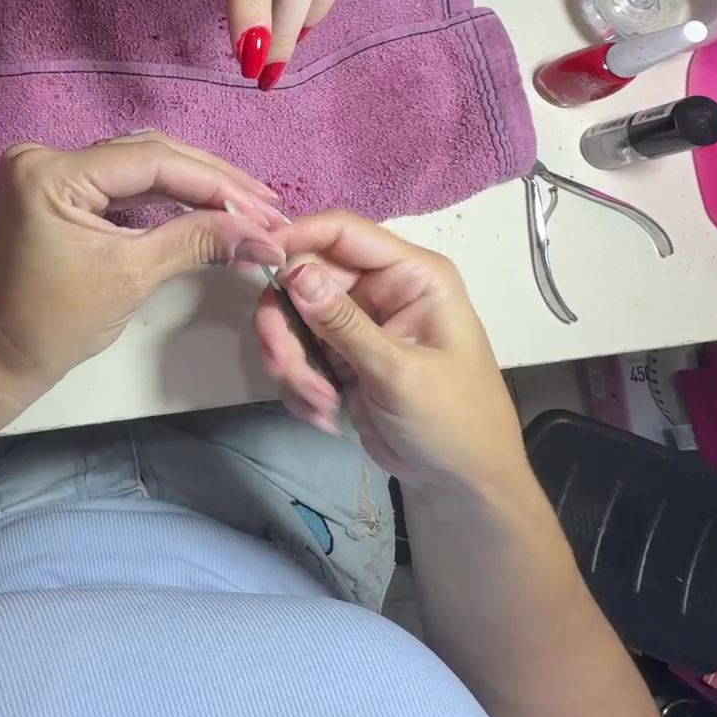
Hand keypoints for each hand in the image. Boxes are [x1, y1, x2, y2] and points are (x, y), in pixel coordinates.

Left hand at [0, 132, 286, 404]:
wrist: (6, 355)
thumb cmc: (58, 323)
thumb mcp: (131, 276)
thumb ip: (196, 241)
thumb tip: (263, 233)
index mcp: (51, 173)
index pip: (150, 162)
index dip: (215, 184)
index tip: (265, 211)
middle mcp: (45, 157)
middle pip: (147, 156)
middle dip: (211, 183)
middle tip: (267, 208)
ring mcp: (50, 169)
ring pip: (139, 166)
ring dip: (193, 186)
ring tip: (248, 207)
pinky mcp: (59, 187)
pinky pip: (121, 182)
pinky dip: (164, 195)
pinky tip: (206, 204)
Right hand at [253, 212, 527, 497]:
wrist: (460, 484)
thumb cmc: (454, 422)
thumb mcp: (399, 373)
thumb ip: (343, 322)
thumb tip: (294, 273)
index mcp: (410, 275)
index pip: (342, 232)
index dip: (296, 237)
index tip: (256, 261)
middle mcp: (379, 287)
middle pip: (303, 277)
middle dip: (287, 327)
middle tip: (284, 369)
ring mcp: (355, 320)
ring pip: (291, 316)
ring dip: (293, 362)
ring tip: (319, 404)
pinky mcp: (336, 351)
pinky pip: (294, 349)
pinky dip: (299, 382)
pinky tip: (325, 412)